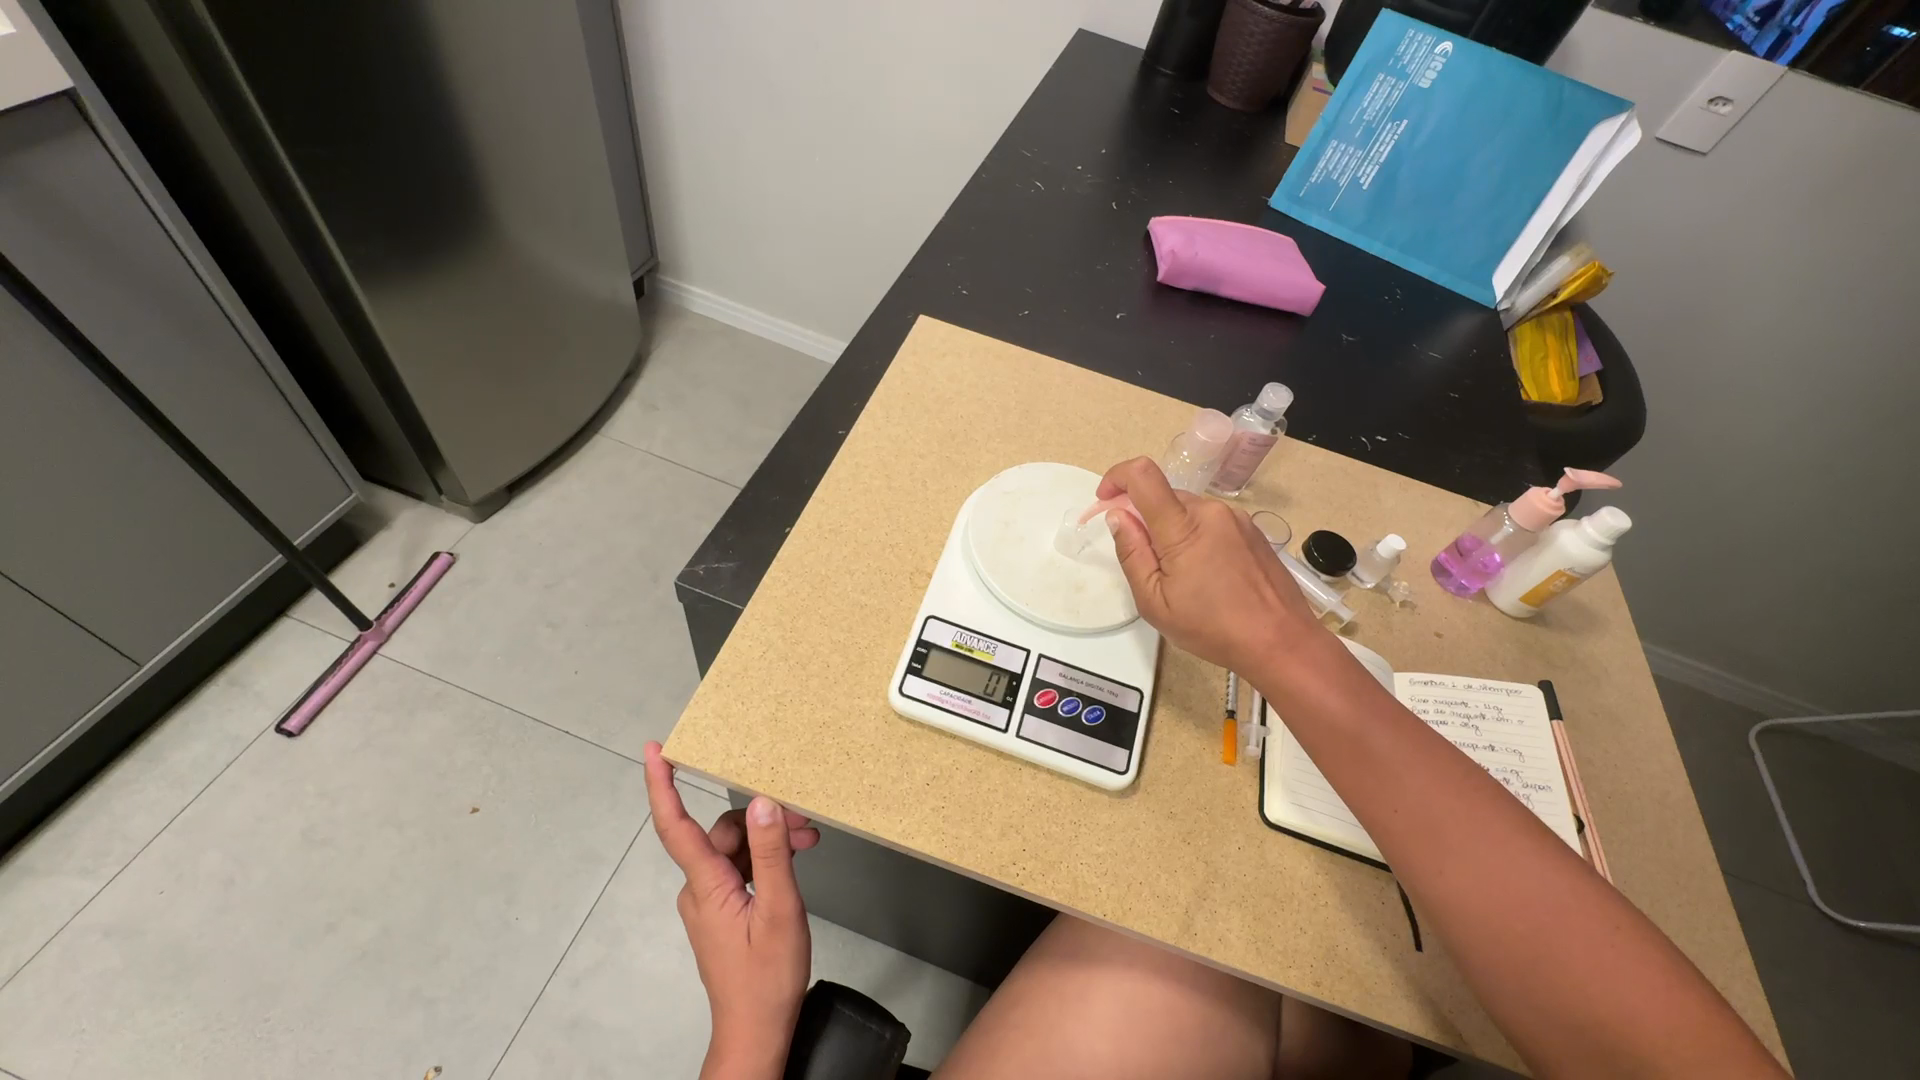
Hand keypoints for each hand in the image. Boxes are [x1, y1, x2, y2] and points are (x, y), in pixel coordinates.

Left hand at [644, 743, 820, 1078]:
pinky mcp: (722, 910)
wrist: (756, 1032)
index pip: (675, 825)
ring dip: (770, 840)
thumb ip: (771, 853)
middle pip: (722, 833)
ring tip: (808, 842)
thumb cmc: (766, 978)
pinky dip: (767, 859)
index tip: (653, 750)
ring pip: (735, 850)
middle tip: (805, 822)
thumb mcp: (780, 909)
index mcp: (706, 886)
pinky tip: (794, 858)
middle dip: (763, 819)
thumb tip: (764, 802)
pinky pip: (739, 869)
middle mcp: (699, 889)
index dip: (661, 785)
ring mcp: (709, 901)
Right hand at [1097, 456, 1323, 673]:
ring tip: (1179, 576)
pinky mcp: (1252, 531)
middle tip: (1143, 561)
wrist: (1281, 641)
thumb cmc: (1212, 628)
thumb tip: (1118, 517)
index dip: (1117, 477)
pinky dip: (1195, 538)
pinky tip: (1205, 575)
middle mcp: (1211, 511)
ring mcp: (1236, 519)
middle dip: (1143, 518)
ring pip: (1188, 511)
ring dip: (1171, 531)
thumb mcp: (1154, 601)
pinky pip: (1211, 522)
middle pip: (1164, 496)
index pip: (1143, 475)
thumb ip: (1131, 553)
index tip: (1105, 499)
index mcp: (1183, 526)